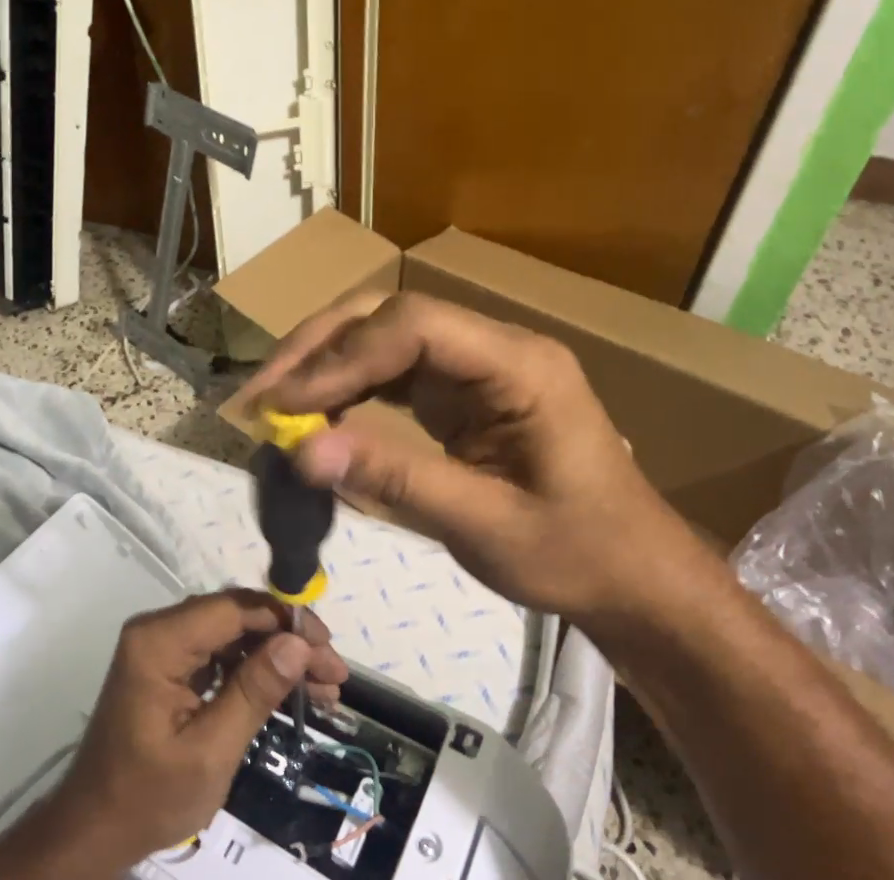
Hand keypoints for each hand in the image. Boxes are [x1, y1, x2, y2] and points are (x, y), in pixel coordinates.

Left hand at [0, 590, 347, 877]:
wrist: (98, 826)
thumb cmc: (150, 793)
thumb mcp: (211, 749)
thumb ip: (253, 692)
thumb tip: (298, 643)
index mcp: (158, 642)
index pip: (231, 608)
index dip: (283, 619)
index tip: (328, 646)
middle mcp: (157, 632)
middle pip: (233, 616)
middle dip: (287, 639)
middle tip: (334, 672)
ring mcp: (161, 650)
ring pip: (230, 634)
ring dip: (276, 655)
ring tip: (324, 687)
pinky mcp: (167, 669)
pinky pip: (217, 655)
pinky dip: (254, 670)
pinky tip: (289, 691)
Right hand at [251, 291, 716, 630]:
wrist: (633, 577)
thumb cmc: (576, 554)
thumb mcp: (485, 525)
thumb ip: (395, 478)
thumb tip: (301, 451)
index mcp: (519, 366)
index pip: (411, 327)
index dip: (339, 358)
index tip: (285, 406)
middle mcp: (494, 348)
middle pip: (387, 316)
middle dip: (317, 350)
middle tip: (260, 396)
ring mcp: (476, 366)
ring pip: (381, 337)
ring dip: (322, 366)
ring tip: (272, 406)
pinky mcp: (461, 391)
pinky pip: (390, 371)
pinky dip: (345, 388)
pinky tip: (314, 414)